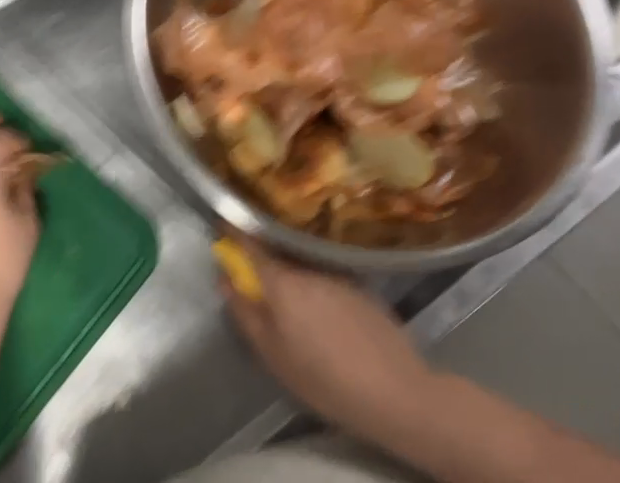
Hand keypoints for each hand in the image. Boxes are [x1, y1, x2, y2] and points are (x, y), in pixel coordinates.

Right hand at [221, 237, 434, 437]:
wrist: (397, 393)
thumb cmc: (323, 377)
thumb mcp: (272, 353)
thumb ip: (244, 312)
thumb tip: (225, 279)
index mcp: (282, 282)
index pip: (250, 243)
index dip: (233, 232)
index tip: (222, 226)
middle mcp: (309, 269)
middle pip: (279, 255)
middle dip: (263, 260)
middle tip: (256, 281)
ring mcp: (339, 277)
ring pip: (306, 268)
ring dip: (293, 276)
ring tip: (294, 307)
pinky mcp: (363, 290)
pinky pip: (328, 281)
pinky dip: (319, 290)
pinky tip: (327, 320)